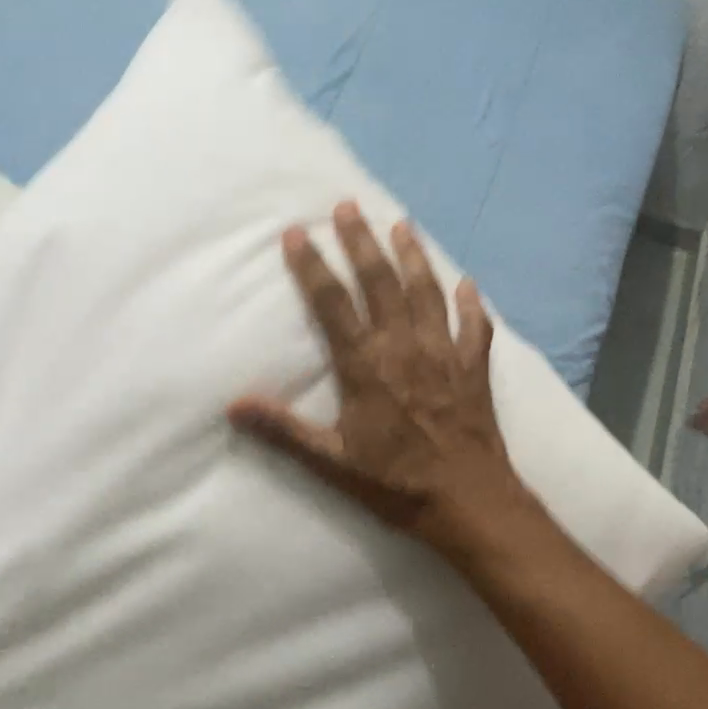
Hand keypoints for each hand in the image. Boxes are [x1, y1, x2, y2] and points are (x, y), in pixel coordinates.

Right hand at [228, 201, 533, 555]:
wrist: (469, 502)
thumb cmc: (395, 484)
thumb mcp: (331, 462)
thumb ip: (283, 430)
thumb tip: (233, 405)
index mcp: (366, 366)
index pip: (332, 303)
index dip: (312, 266)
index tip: (296, 232)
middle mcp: (405, 349)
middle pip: (380, 283)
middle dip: (361, 242)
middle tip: (348, 206)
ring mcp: (444, 355)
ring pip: (427, 293)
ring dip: (414, 256)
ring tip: (402, 225)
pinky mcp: (474, 370)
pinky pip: (474, 327)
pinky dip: (471, 304)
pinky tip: (467, 285)